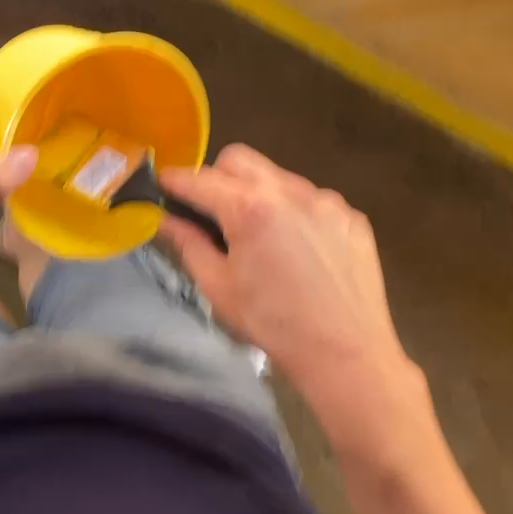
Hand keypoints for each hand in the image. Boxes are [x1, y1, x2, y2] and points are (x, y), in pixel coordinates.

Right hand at [158, 146, 424, 437]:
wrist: (345, 354)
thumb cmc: (272, 324)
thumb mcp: (217, 287)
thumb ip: (188, 244)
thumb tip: (165, 220)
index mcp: (248, 209)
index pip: (199, 180)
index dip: (174, 180)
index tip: (161, 184)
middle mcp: (288, 192)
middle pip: (239, 160)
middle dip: (216, 176)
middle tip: (210, 211)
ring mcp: (325, 201)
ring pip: (277, 176)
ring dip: (258, 193)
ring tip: (259, 233)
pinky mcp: (351, 217)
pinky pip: (311, 199)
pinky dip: (294, 212)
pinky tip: (298, 249)